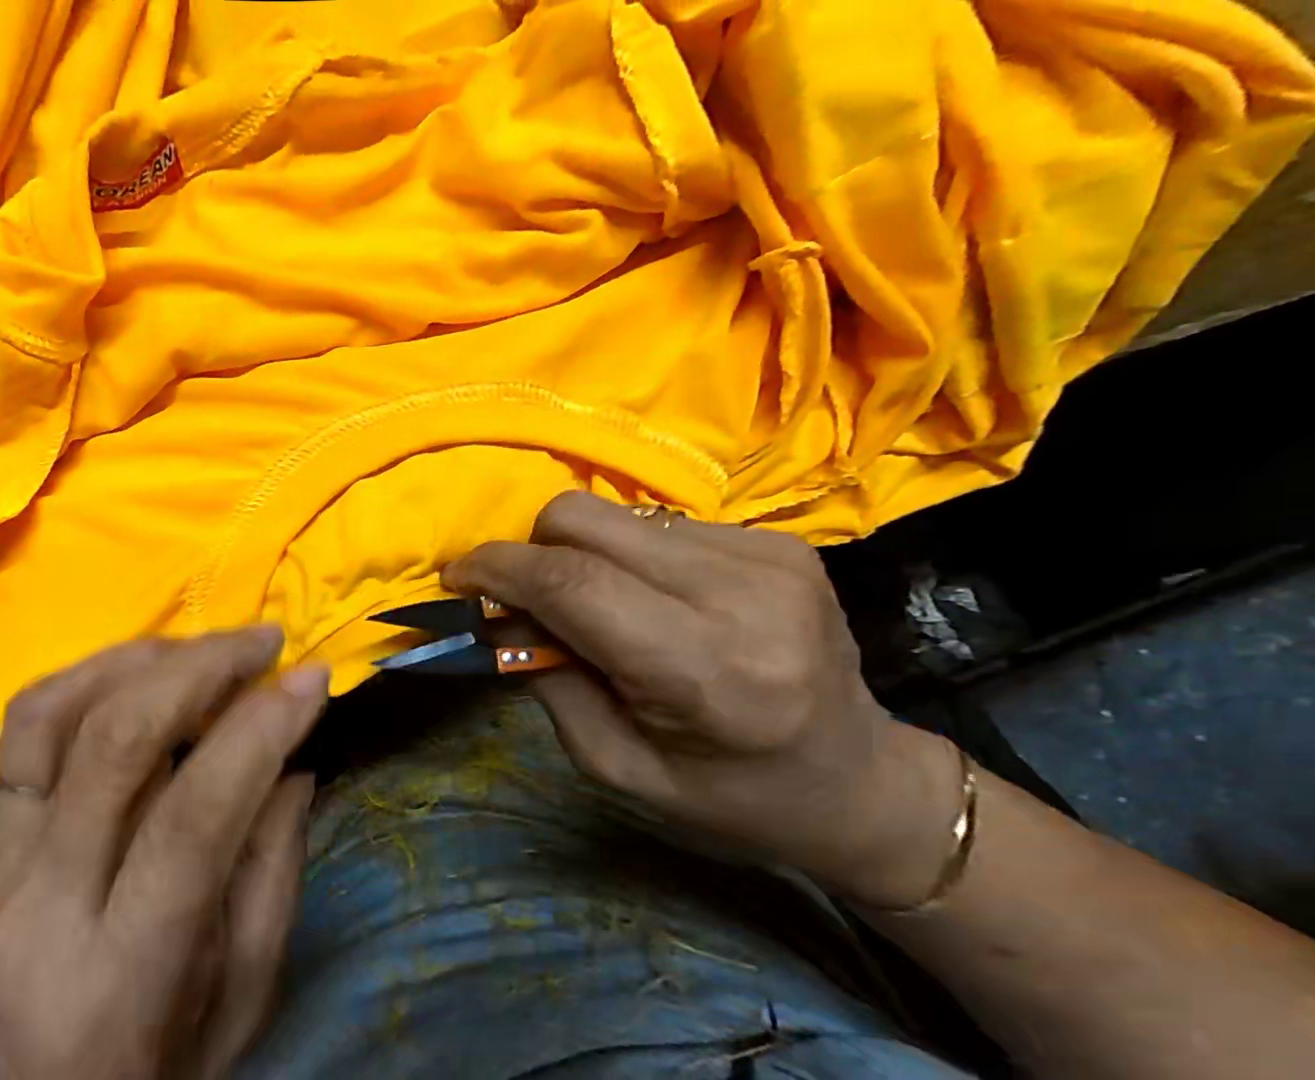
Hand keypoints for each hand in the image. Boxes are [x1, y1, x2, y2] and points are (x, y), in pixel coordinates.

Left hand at [0, 627, 326, 1079]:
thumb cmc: (153, 1067)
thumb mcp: (241, 1003)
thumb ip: (272, 878)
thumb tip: (293, 765)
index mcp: (125, 969)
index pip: (193, 818)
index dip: (258, 731)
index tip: (312, 677)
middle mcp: (44, 901)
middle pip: (116, 744)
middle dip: (202, 669)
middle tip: (266, 641)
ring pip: (54, 715)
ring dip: (144, 658)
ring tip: (211, 647)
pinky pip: (26, 726)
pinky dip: (92, 674)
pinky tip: (148, 667)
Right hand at [443, 491, 962, 908]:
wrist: (857, 778)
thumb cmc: (730, 797)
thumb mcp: (619, 767)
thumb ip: (550, 681)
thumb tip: (499, 613)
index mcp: (705, 670)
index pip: (574, 585)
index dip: (500, 570)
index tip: (457, 577)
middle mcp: (741, 594)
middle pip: (586, 521)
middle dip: (532, 550)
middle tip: (525, 599)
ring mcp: (767, 554)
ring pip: (618, 513)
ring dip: (581, 553)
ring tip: (597, 606)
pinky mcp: (778, 538)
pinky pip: (660, 523)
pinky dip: (629, 553)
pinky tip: (651, 597)